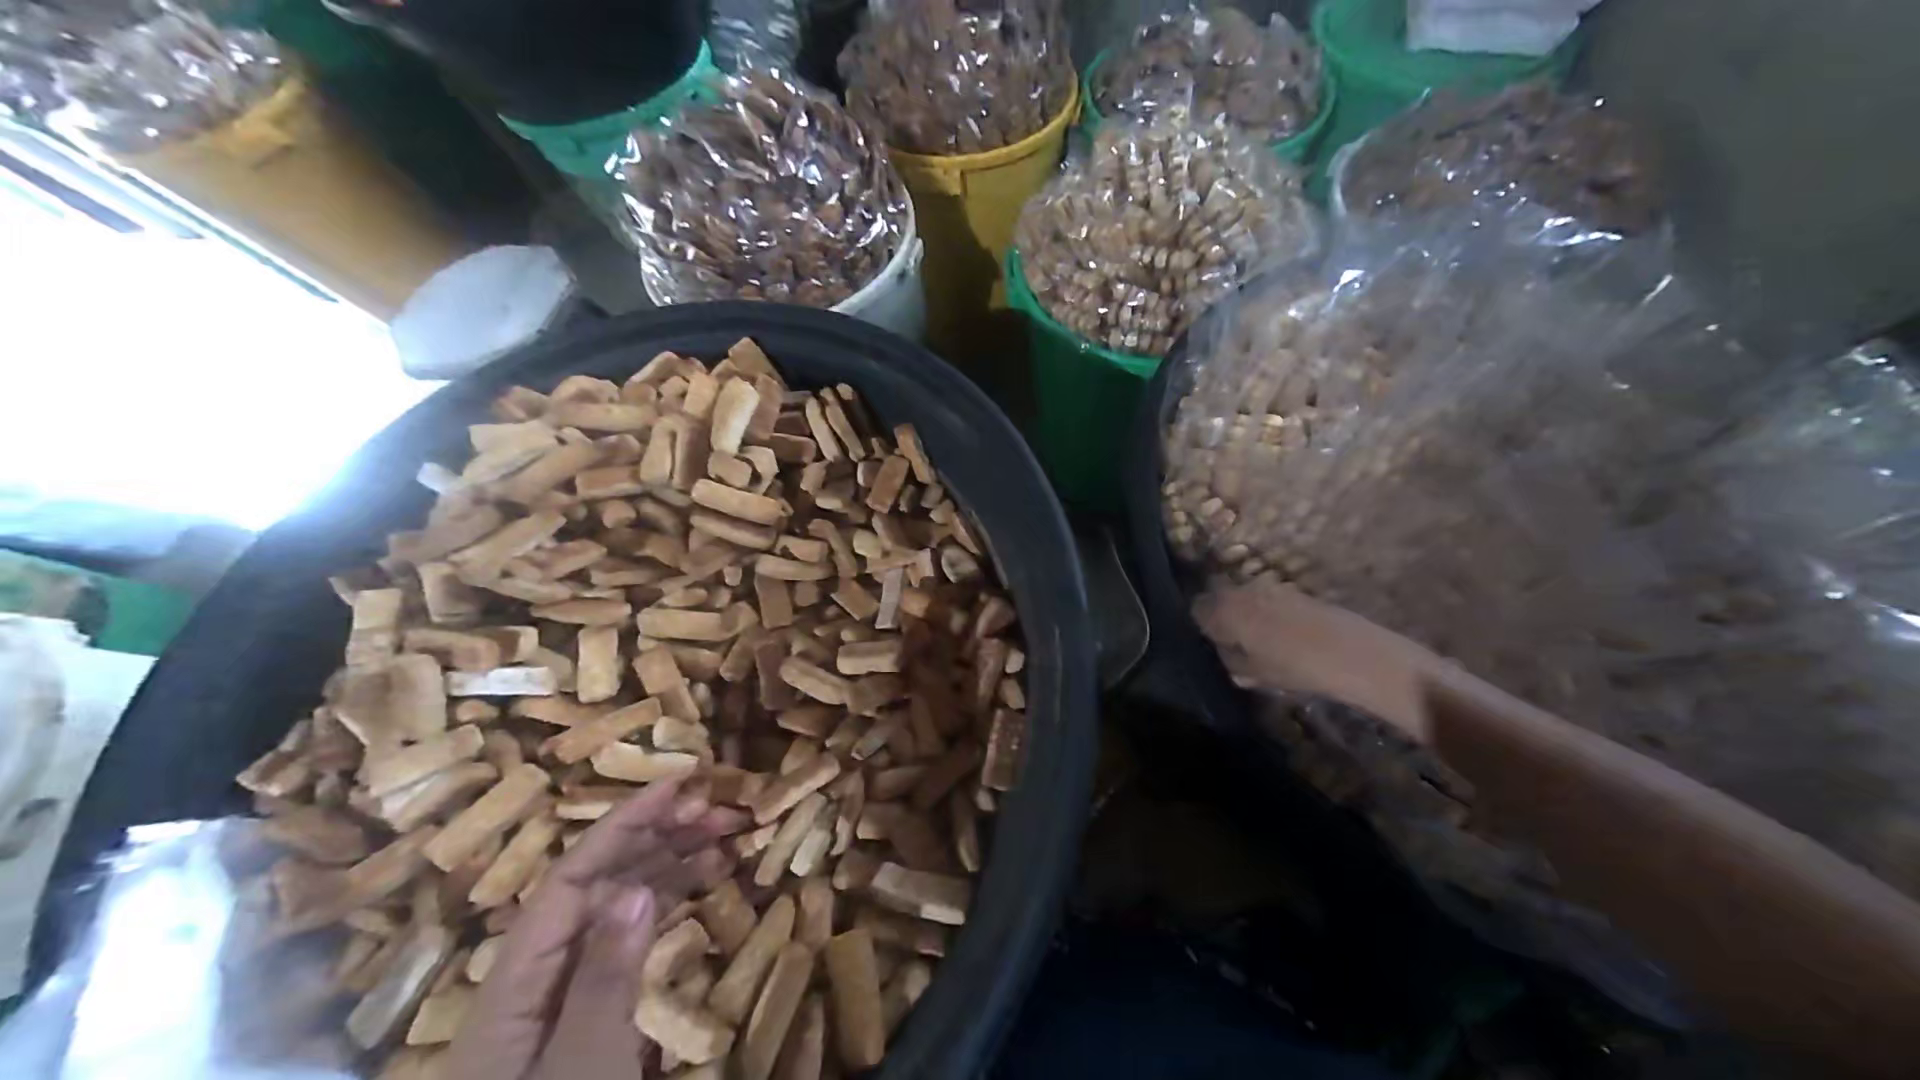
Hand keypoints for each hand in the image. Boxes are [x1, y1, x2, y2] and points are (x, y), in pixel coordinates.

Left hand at [447, 778, 745, 1079]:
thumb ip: (603, 980)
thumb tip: (635, 887)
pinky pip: (629, 935)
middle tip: (721, 811)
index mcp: (516, 978)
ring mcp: (563, 989)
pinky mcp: (587, 1008)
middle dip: (659, 836)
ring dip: (670, 863)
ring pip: (618, 902)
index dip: (626, 823)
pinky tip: (701, 885)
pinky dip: (668, 903)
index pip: (574, 877)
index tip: (681, 786)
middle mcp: (538, 970)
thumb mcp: (580, 1070)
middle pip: (598, 880)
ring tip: (724, 838)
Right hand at [1192, 575, 1444, 740]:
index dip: (1200, 624)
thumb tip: (1226, 653)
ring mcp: (1272, 588)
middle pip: (1219, 595)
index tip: (1208, 642)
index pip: (1196, 608)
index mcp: (1225, 610)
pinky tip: (1282, 634)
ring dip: (1245, 611)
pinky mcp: (1297, 592)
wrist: (1354, 654)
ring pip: (1245, 595)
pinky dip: (1268, 612)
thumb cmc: (1294, 667)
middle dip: (1220, 613)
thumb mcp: (1254, 674)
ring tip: (1257, 638)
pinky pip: (1269, 598)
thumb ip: (1232, 661)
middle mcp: (1243, 591)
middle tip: (1229, 639)